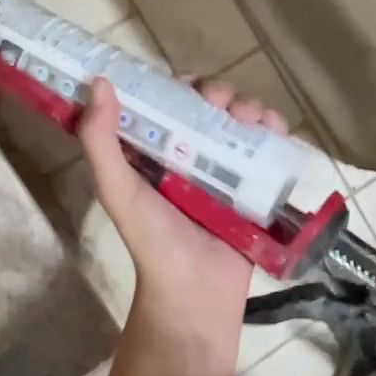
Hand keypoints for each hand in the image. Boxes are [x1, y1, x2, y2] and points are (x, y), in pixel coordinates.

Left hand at [76, 76, 290, 332]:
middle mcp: (190, 157)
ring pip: (240, 123)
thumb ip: (101, 142)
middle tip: (226, 103)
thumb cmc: (154, 242)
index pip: (168, 104)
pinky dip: (274, 131)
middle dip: (221, 94)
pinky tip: (277, 129)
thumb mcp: (118, 191)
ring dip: (250, 107)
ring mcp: (225, 172)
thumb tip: (99, 82)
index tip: (189, 84)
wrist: (196, 293)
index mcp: (155, 154)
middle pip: (209, 108)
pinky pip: (267, 149)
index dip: (179, 86)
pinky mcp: (255, 188)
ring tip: (255, 117)